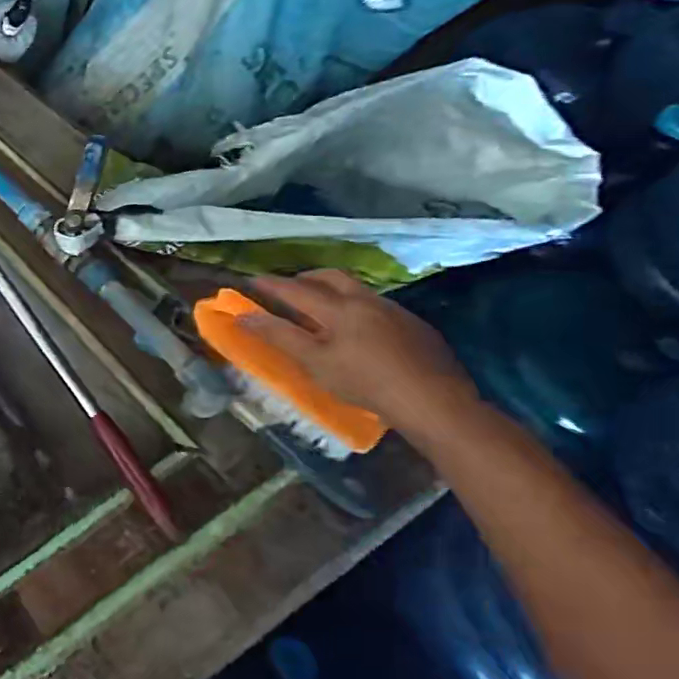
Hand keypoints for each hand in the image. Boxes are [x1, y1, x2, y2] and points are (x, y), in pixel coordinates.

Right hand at [240, 270, 481, 431]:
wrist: (435, 401)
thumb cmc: (364, 382)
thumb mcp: (313, 362)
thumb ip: (278, 336)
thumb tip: (243, 316)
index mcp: (338, 307)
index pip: (295, 289)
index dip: (271, 285)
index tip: (251, 281)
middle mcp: (366, 300)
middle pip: (330, 276)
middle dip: (304, 277)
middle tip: (287, 287)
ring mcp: (395, 311)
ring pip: (356, 289)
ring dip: (332, 289)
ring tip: (320, 306)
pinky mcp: (415, 326)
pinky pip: (377, 305)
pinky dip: (355, 306)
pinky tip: (357, 329)